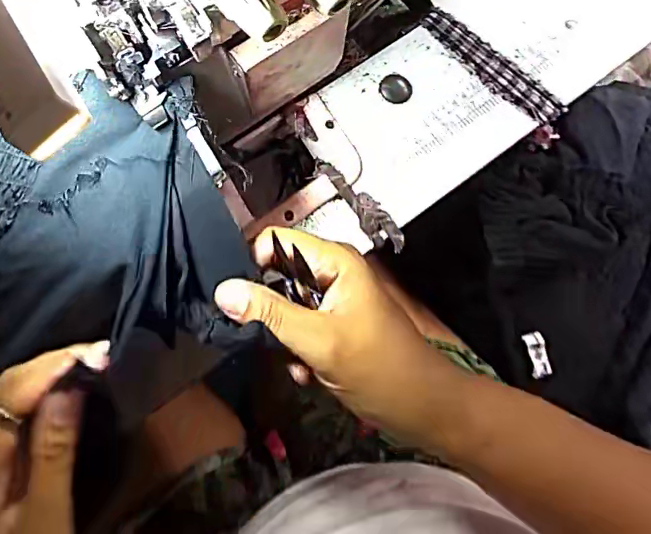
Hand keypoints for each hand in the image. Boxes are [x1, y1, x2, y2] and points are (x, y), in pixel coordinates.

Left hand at [0, 340, 110, 533]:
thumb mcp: (46, 525)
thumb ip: (54, 451)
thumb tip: (72, 382)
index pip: (7, 397)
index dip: (52, 367)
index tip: (99, 353)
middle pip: (2, 395)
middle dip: (52, 367)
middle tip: (102, 356)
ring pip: (4, 405)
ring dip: (47, 381)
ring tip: (90, 367)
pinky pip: (6, 426)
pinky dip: (38, 404)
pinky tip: (65, 398)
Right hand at [214, 228, 469, 445]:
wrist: (425, 409)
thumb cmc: (381, 370)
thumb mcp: (319, 341)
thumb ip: (270, 313)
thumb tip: (225, 290)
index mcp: (334, 259)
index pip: (276, 241)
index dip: (254, 265)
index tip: (242, 301)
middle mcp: (333, 271)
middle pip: (279, 273)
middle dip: (271, 309)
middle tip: (275, 338)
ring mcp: (335, 298)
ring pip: (287, 304)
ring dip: (285, 335)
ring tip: (300, 361)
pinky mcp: (335, 323)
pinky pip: (300, 326)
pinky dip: (299, 349)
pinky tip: (310, 371)